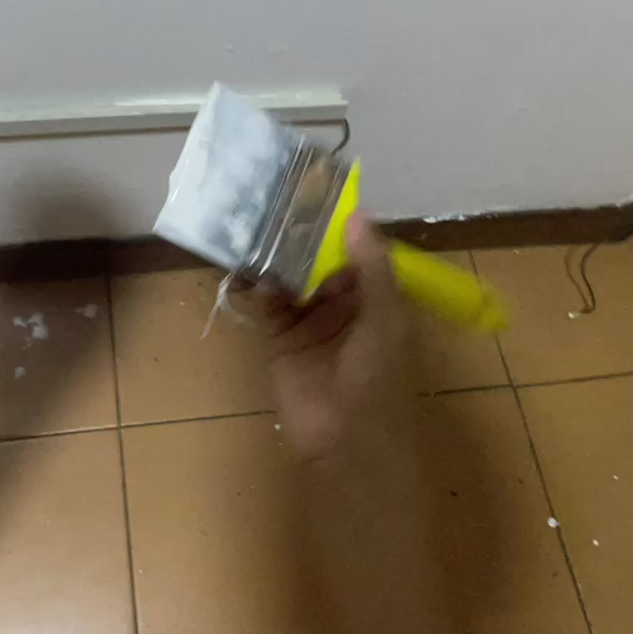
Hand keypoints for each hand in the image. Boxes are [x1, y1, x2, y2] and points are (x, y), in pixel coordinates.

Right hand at [253, 213, 408, 462]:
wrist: (345, 440)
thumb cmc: (376, 376)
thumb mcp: (383, 317)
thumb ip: (371, 267)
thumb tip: (357, 215)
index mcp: (373, 297)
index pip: (355, 251)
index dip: (339, 226)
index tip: (316, 193)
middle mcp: (341, 303)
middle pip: (319, 261)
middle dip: (301, 237)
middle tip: (277, 202)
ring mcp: (309, 320)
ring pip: (291, 278)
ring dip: (277, 258)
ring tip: (256, 227)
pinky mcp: (281, 338)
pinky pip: (269, 304)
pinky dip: (259, 287)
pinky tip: (249, 271)